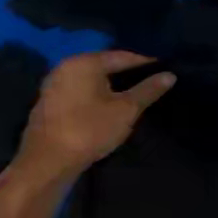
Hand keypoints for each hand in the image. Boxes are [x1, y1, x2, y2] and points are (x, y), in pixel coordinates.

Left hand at [14, 50, 175, 184]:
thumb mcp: (126, 110)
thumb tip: (170, 75)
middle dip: (129, 74)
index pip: (123, 56)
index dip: (147, 63)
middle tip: (152, 83)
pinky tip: (110, 106)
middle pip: (105, 65)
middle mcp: (65, 67)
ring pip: (92, 80)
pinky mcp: (50, 102)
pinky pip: (81, 91)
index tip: (165, 70)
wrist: (48, 162)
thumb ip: (148, 90)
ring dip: (113, 86)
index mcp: (84, 62)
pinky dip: (98, 95)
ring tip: (135, 95)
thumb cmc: (90, 130)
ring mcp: (54, 85)